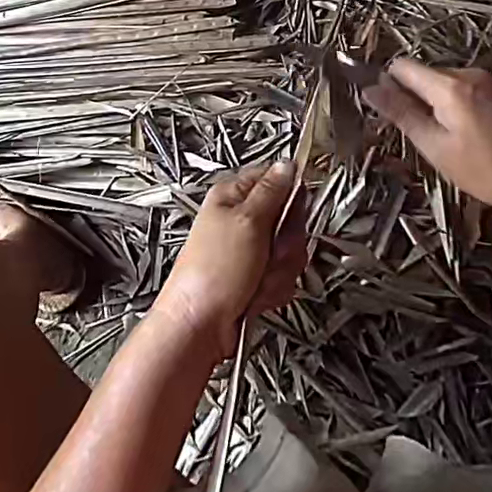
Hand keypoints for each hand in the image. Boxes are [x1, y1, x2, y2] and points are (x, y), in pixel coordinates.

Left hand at [156, 161, 309, 360]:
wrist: (200, 327)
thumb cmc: (211, 272)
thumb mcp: (248, 222)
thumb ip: (273, 191)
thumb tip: (287, 164)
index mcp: (233, 195)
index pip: (276, 178)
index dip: (291, 196)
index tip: (290, 213)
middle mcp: (241, 219)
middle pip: (289, 218)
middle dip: (286, 242)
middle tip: (269, 251)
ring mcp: (249, 250)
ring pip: (290, 251)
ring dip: (279, 269)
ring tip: (257, 277)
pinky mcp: (255, 277)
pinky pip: (283, 276)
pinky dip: (274, 287)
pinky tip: (256, 293)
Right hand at [363, 60, 491, 211]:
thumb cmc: (487, 171)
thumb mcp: (436, 147)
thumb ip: (401, 113)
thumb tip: (369, 89)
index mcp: (449, 85)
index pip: (402, 66)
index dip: (389, 85)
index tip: (393, 112)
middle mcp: (469, 73)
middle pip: (425, 73)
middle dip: (415, 96)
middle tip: (425, 135)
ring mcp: (489, 80)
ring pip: (445, 82)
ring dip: (438, 102)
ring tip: (450, 139)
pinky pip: (466, 88)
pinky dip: (458, 105)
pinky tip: (472, 135)